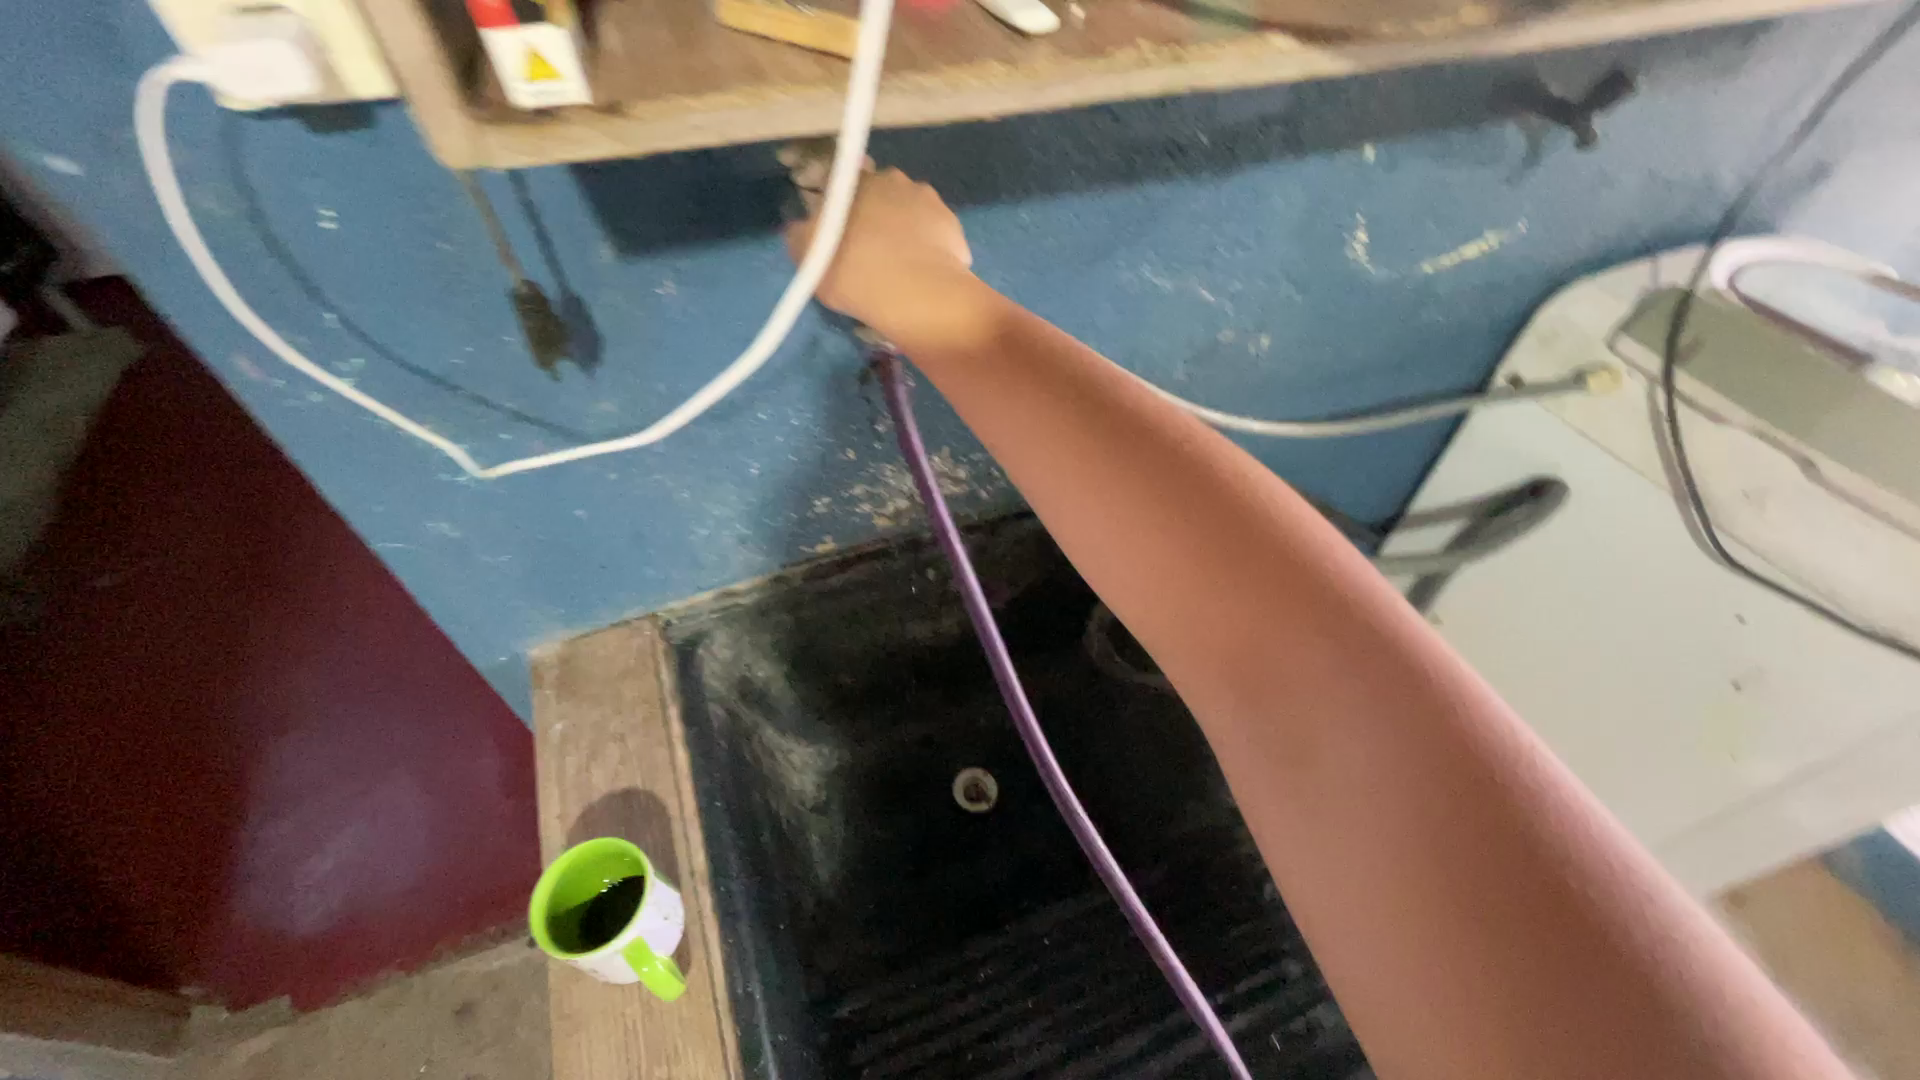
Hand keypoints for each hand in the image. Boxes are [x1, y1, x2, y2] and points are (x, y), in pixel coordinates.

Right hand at [786, 167, 974, 331]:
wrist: (912, 293)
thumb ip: (801, 236)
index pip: (845, 188)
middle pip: (883, 197)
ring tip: (903, 268)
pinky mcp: (955, 226)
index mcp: (856, 180)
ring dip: (908, 232)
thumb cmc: (852, 271)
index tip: (843, 239)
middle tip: (873, 254)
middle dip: (879, 218)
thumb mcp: (808, 258)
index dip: (844, 213)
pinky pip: (938, 236)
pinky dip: (932, 249)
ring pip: (913, 215)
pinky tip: (926, 273)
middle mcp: (895, 179)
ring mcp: (930, 201)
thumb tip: (800, 227)